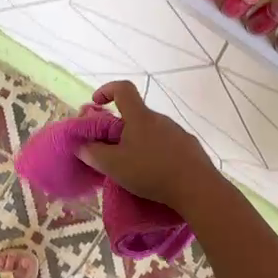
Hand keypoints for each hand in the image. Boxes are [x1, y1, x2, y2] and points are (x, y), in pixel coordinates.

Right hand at [78, 81, 224, 211]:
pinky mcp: (190, 148)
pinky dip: (156, 154)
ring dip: (139, 143)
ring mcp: (178, 133)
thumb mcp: (114, 165)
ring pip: (152, 132)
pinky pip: (167, 145)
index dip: (107, 90)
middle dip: (121, 128)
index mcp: (140, 117)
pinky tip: (155, 174)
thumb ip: (94, 154)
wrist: (196, 188)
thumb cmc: (151, 171)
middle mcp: (161, 119)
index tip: (96, 103)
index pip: (123, 89)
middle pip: (137, 115)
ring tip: (133, 167)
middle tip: (111, 150)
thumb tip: (80, 145)